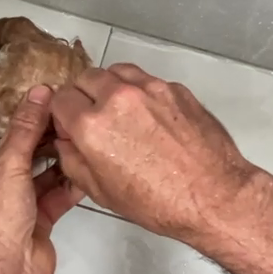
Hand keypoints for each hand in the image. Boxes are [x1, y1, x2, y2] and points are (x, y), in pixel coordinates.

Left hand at [0, 86, 82, 273]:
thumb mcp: (8, 165)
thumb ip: (25, 128)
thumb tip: (38, 92)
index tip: (3, 95)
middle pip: (4, 152)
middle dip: (26, 133)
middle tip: (50, 108)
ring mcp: (7, 205)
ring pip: (30, 174)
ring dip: (50, 157)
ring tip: (72, 130)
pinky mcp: (32, 220)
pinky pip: (50, 195)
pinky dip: (65, 184)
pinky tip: (83, 165)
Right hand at [48, 64, 261, 243]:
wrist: (213, 196)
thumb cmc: (156, 202)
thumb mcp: (99, 192)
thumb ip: (72, 160)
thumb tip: (66, 142)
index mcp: (92, 125)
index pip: (59, 98)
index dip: (61, 114)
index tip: (69, 126)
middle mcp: (117, 98)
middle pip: (85, 77)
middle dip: (83, 96)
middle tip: (93, 118)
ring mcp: (149, 88)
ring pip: (115, 71)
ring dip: (110, 87)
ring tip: (119, 112)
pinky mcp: (174, 88)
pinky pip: (146, 80)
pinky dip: (139, 92)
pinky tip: (148, 117)